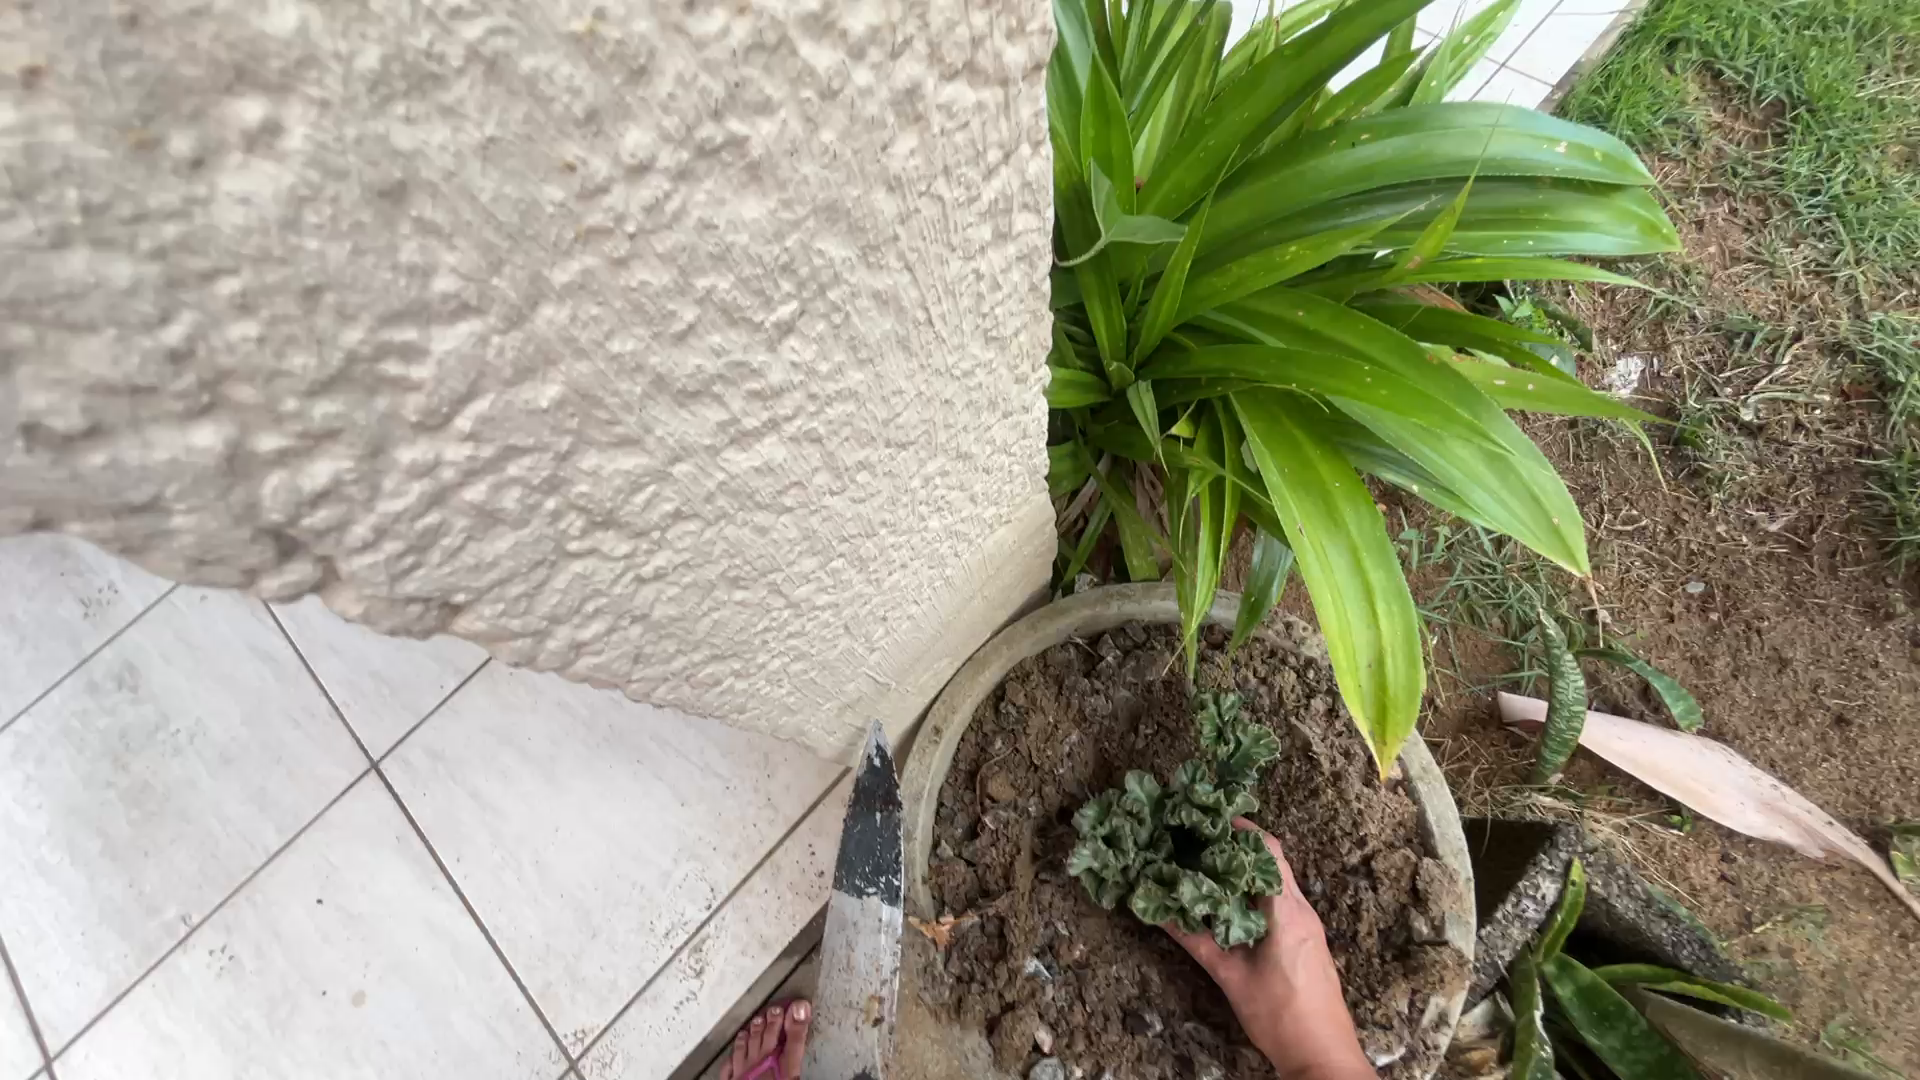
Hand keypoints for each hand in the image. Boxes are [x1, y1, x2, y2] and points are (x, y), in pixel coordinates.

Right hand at [1164, 820, 1374, 1079]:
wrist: (1325, 1059)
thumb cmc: (1280, 1016)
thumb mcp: (1229, 976)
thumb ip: (1194, 939)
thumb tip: (1156, 910)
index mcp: (1285, 911)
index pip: (1266, 850)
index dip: (1239, 827)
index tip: (1208, 817)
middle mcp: (1301, 910)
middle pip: (1272, 859)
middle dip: (1237, 843)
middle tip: (1201, 836)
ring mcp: (1308, 925)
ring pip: (1277, 879)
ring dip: (1246, 867)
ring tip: (1209, 862)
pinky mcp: (1308, 940)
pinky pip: (1282, 899)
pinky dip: (1255, 889)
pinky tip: (1230, 899)